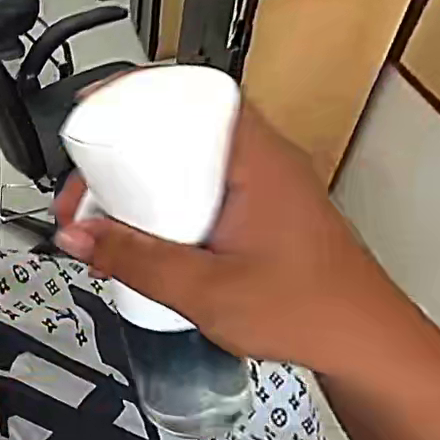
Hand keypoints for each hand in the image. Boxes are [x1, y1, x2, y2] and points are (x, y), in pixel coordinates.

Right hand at [52, 93, 425, 374]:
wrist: (360, 343)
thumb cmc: (312, 311)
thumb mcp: (204, 289)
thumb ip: (133, 260)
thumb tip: (79, 236)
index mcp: (256, 161)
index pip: (188, 96)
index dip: (133, 96)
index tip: (92, 113)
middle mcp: (259, 162)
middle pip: (172, 131)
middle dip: (118, 159)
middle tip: (86, 194)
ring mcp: (256, 186)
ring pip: (178, 166)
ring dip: (136, 188)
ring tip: (105, 225)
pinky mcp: (250, 210)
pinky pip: (190, 191)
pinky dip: (158, 208)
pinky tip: (139, 243)